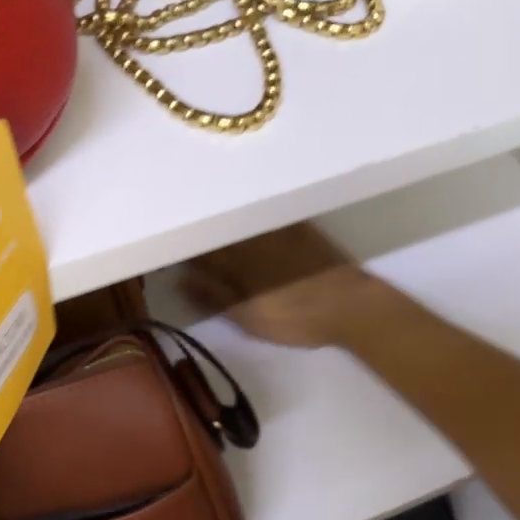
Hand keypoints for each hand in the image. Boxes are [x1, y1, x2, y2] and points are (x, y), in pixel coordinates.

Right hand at [180, 223, 391, 347]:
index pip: (200, 249)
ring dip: (220, 214)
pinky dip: (250, 207)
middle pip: (216, 228)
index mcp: (236, 260)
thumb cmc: (297, 317)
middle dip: (198, 228)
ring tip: (206, 213)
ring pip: (238, 216)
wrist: (351, 305)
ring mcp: (275, 228)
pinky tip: (244, 202)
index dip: (182, 248)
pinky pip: (265, 210)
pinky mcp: (297, 225)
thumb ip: (215, 297)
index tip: (167, 246)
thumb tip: (180, 278)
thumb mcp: (250, 318)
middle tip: (182, 226)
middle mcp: (250, 237)